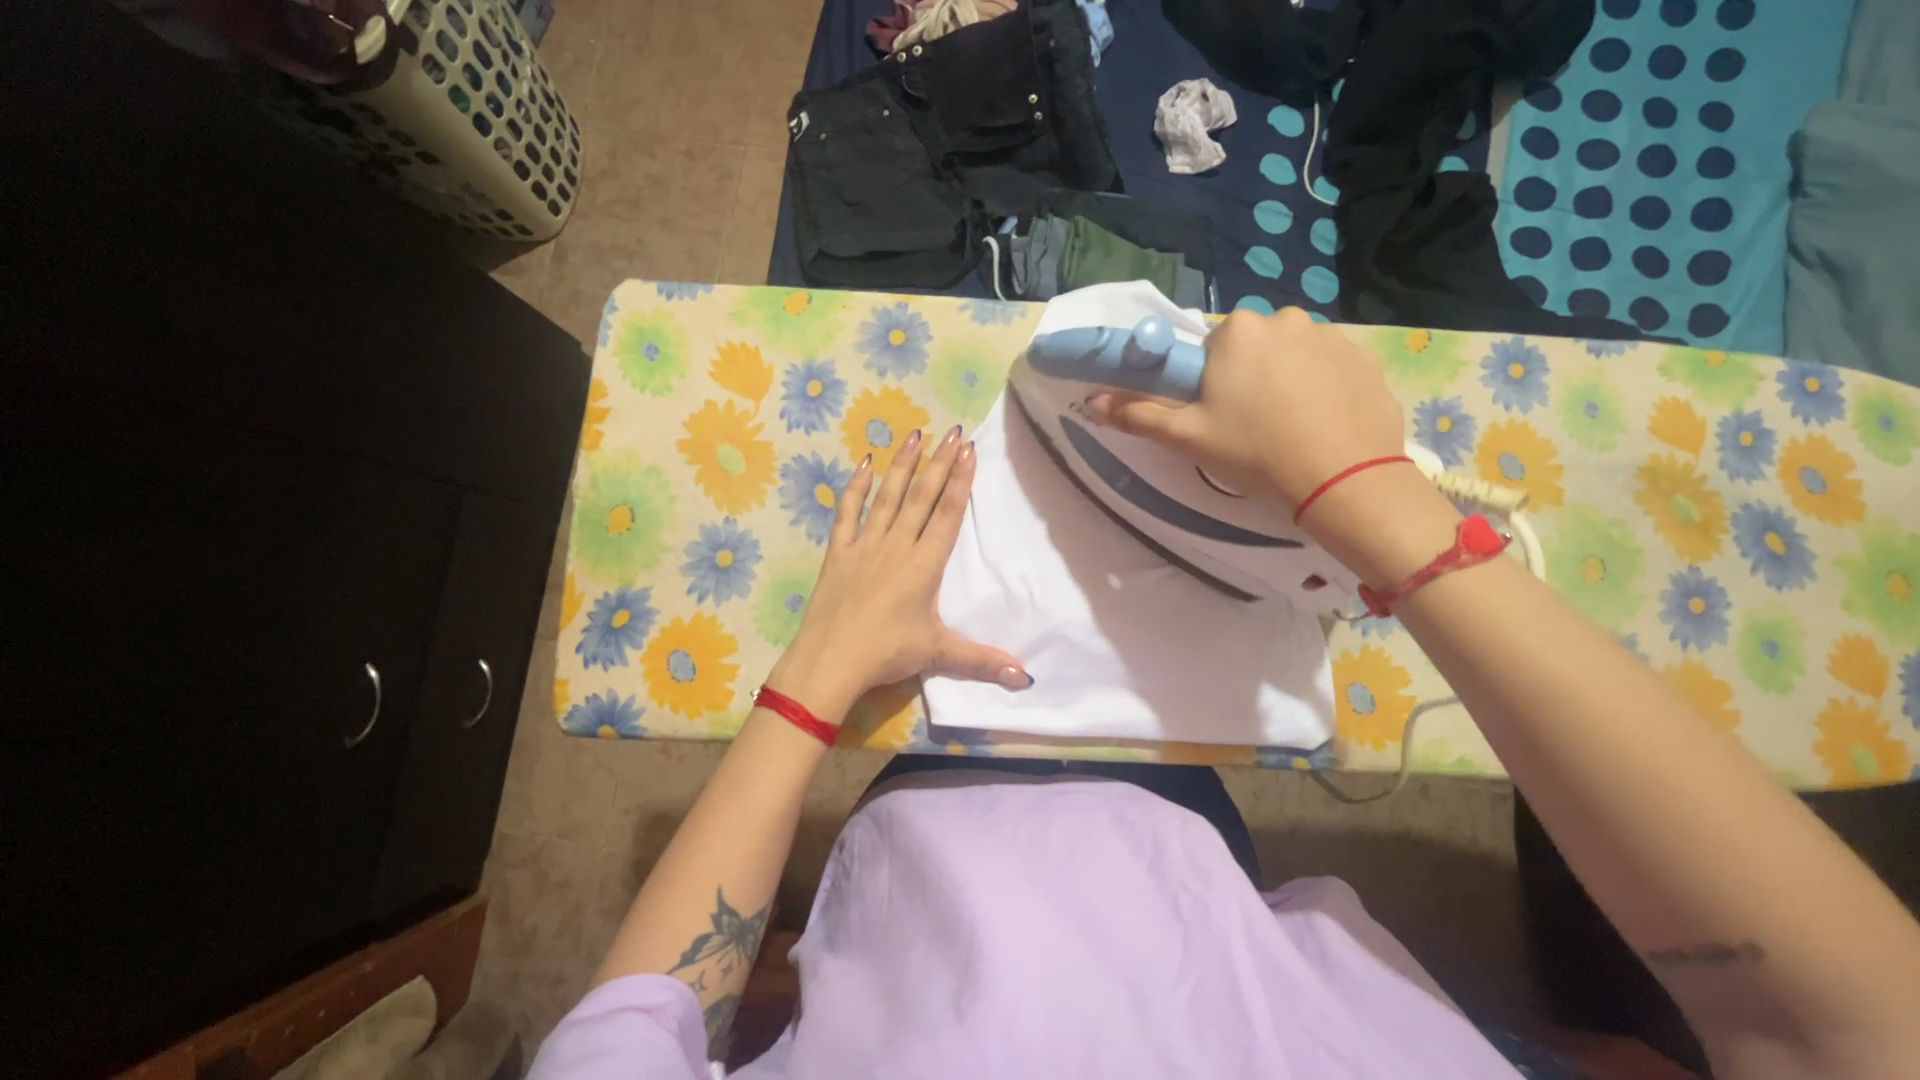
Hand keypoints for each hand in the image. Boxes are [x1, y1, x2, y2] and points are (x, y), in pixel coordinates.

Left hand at [766, 425, 1030, 719]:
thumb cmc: (886, 654)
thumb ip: (982, 660)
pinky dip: (856, 488)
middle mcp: (896, 546)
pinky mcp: (837, 553)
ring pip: (888, 497)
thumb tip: (1025, 677)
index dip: (961, 481)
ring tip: (915, 434)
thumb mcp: (937, 653)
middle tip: (952, 431)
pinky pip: (848, 513)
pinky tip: (863, 464)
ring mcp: (864, 545)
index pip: (948, 514)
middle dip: (939, 463)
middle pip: (922, 497)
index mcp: (924, 565)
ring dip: (903, 465)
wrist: (829, 661)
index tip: (969, 450)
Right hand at [1088, 307, 1456, 586]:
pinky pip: (1331, 367)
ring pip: (1294, 355)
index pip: (1212, 348)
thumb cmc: (1254, 453)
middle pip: (1254, 347)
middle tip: (1252, 425)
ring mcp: (1332, 335)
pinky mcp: (1366, 358)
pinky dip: (1324, 387)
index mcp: (1236, 331)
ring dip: (1287, 379)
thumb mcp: (1187, 437)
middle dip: (1250, 376)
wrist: (1342, 479)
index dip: (1211, 382)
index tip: (1220, 414)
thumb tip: (1091, 401)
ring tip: (1291, 427)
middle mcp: (1285, 318)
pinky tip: (1323, 423)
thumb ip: (1138, 414)